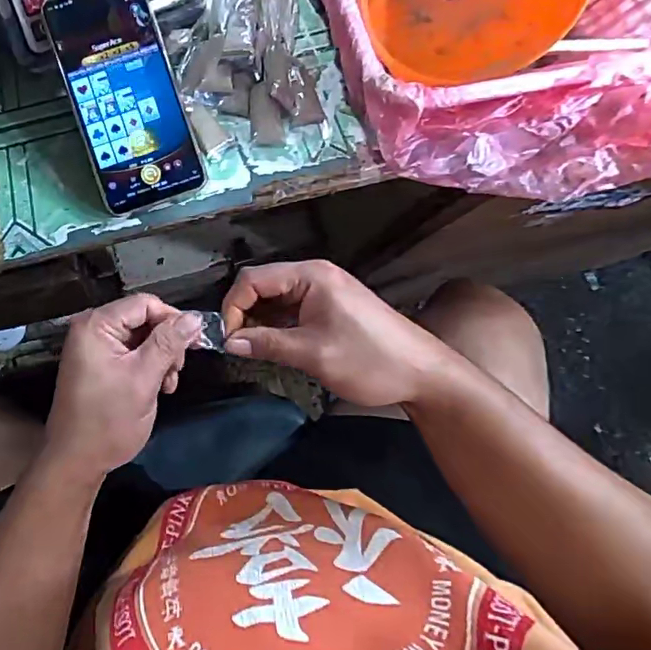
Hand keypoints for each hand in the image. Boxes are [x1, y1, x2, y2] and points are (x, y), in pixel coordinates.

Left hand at [42, 294, 200, 480]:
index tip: (194, 343)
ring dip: (161, 357)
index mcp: (96, 325)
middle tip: (177, 370)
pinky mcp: (99, 363)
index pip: (145, 304)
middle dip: (166, 342)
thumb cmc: (108, 420)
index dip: (172, 319)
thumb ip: (169, 344)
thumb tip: (195, 318)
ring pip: (142, 337)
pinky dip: (149, 366)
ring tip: (167, 384)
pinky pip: (132, 352)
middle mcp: (92, 328)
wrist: (76, 460)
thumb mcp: (144, 379)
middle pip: (143, 318)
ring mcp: (94, 346)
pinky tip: (158, 387)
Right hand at [221, 260, 464, 407]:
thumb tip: (229, 342)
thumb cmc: (370, 360)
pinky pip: (291, 309)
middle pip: (262, 285)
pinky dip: (277, 326)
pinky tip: (272, 347)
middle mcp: (314, 275)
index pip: (253, 279)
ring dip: (260, 322)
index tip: (228, 338)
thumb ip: (268, 344)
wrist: (423, 374)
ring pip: (275, 299)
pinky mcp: (329, 306)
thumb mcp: (313, 354)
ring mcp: (323, 290)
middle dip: (244, 313)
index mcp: (311, 275)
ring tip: (252, 350)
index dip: (234, 307)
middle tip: (237, 346)